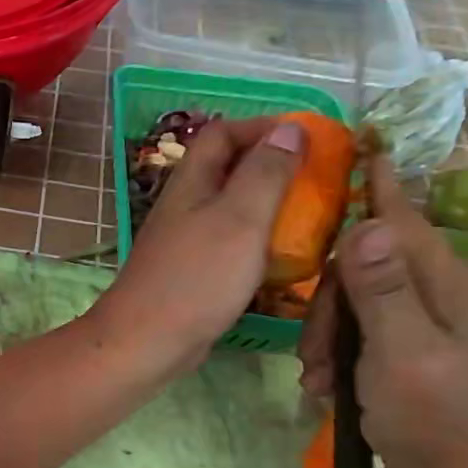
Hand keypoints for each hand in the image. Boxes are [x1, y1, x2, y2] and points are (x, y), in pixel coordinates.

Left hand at [85, 118, 304, 374]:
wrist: (146, 340)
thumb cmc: (196, 277)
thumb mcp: (240, 219)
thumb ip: (264, 173)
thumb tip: (290, 128)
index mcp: (190, 182)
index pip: (222, 133)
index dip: (262, 127)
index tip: (310, 139)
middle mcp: (184, 205)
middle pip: (227, 168)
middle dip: (272, 164)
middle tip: (320, 177)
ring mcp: (185, 239)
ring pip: (230, 206)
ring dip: (268, 203)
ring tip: (315, 213)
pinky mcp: (192, 270)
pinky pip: (229, 241)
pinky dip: (258, 239)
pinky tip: (287, 255)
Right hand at [299, 158, 467, 467]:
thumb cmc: (430, 414)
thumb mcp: (402, 350)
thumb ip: (382, 289)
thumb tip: (366, 224)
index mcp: (448, 286)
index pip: (405, 222)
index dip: (381, 188)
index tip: (365, 146)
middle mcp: (438, 296)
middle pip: (364, 267)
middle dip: (328, 304)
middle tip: (311, 350)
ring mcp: (421, 324)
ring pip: (353, 302)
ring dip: (325, 336)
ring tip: (315, 376)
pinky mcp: (404, 350)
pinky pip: (356, 332)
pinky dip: (333, 354)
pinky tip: (324, 384)